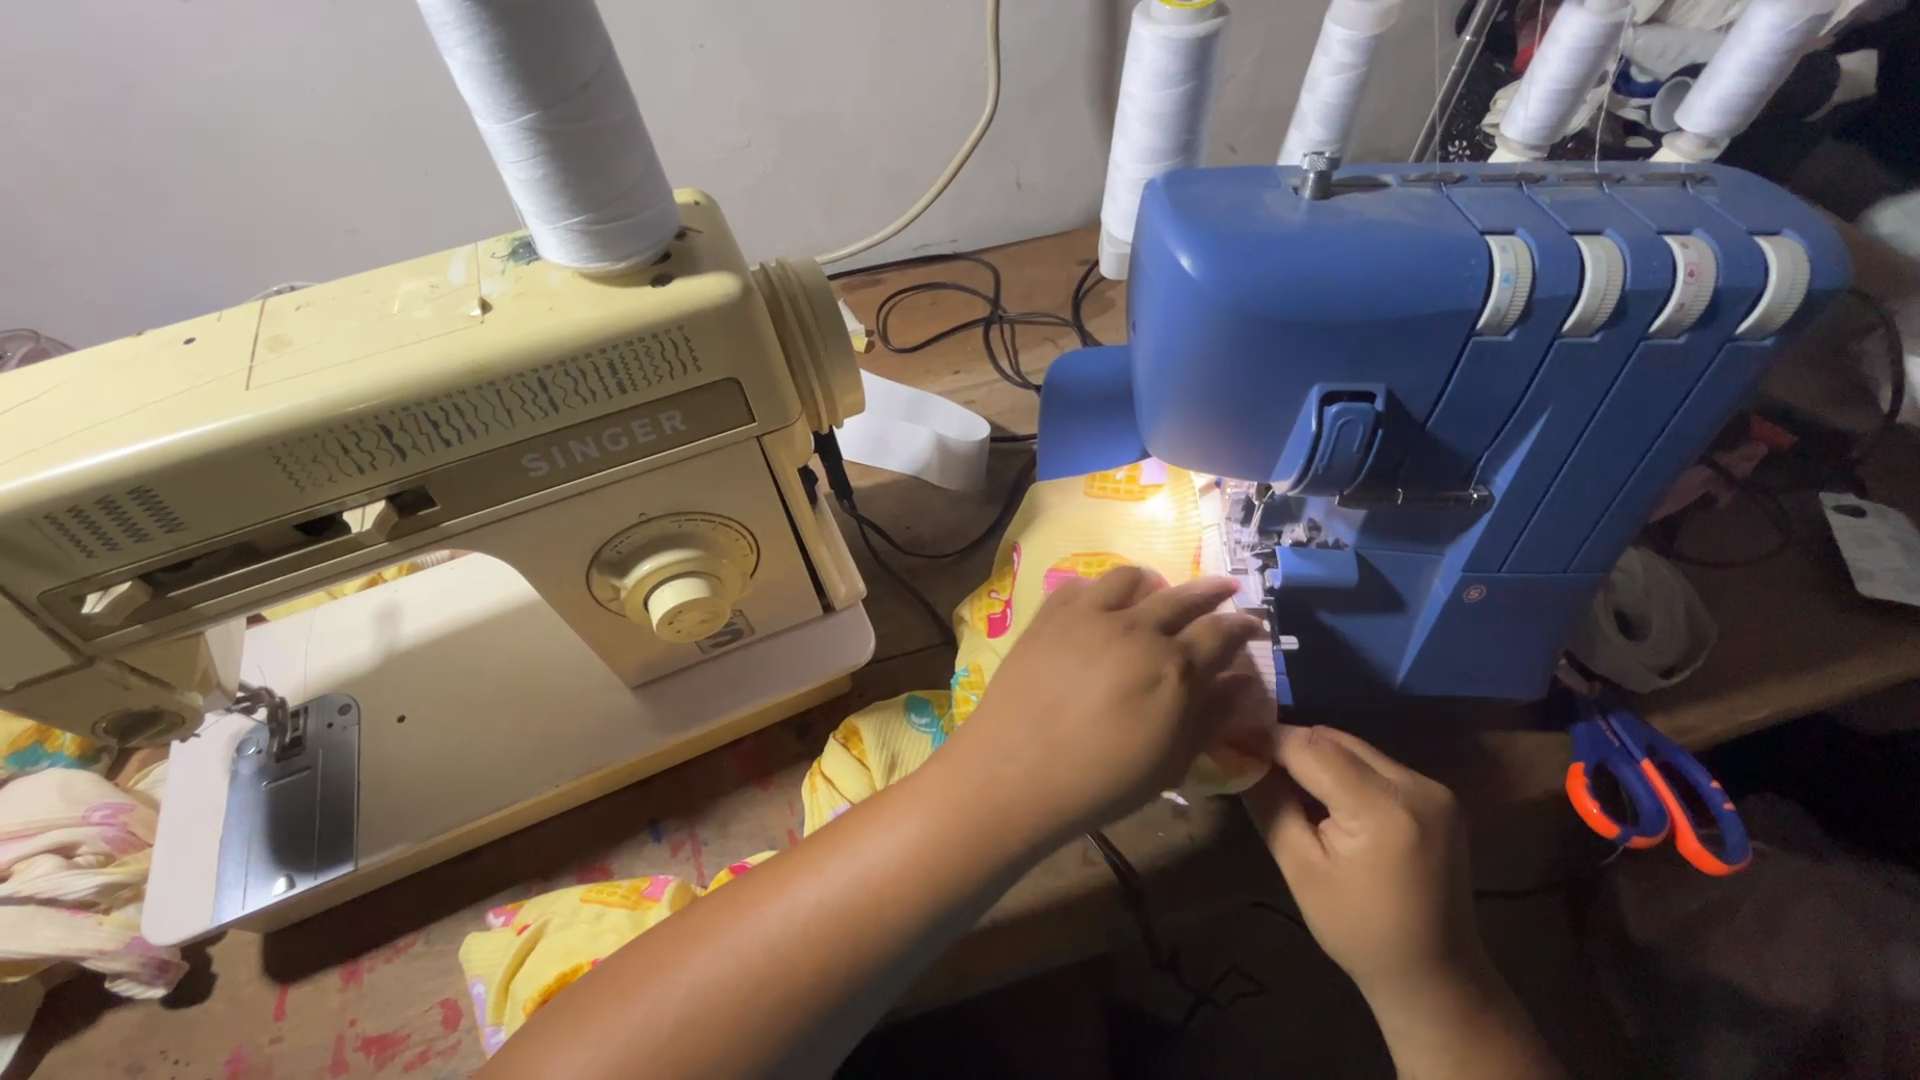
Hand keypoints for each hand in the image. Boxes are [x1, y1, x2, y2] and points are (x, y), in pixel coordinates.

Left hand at [942, 566, 1266, 841]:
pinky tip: (1100, 601)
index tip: (1253, 621)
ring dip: (1154, 583)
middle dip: (1211, 591)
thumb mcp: (1170, 762)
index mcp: (1174, 667)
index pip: (1222, 633)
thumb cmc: (1100, 782)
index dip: (1242, 625)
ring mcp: (1089, 615)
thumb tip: (1243, 682)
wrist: (1013, 773)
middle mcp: (1137, 628)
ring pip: (1131, 578)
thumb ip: (1210, 717)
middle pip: (1183, 596)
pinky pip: (1082, 584)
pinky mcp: (1050, 615)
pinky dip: (1101, 588)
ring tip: (1157, 590)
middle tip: (1225, 587)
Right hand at [1243, 726, 1486, 997]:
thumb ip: (1271, 805)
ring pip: (1355, 748)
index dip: (1265, 739)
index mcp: (1383, 810)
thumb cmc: (1358, 930)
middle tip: (1248, 757)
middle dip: (1288, 744)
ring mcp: (1434, 789)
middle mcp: (1417, 787)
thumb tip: (1239, 760)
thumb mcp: (1301, 870)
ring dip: (1314, 754)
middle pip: (1335, 740)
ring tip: (1278, 774)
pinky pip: (1376, 764)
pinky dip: (1341, 768)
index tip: (1228, 740)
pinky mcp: (1438, 797)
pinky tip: (1320, 791)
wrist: (1434, 975)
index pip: (1311, 748)